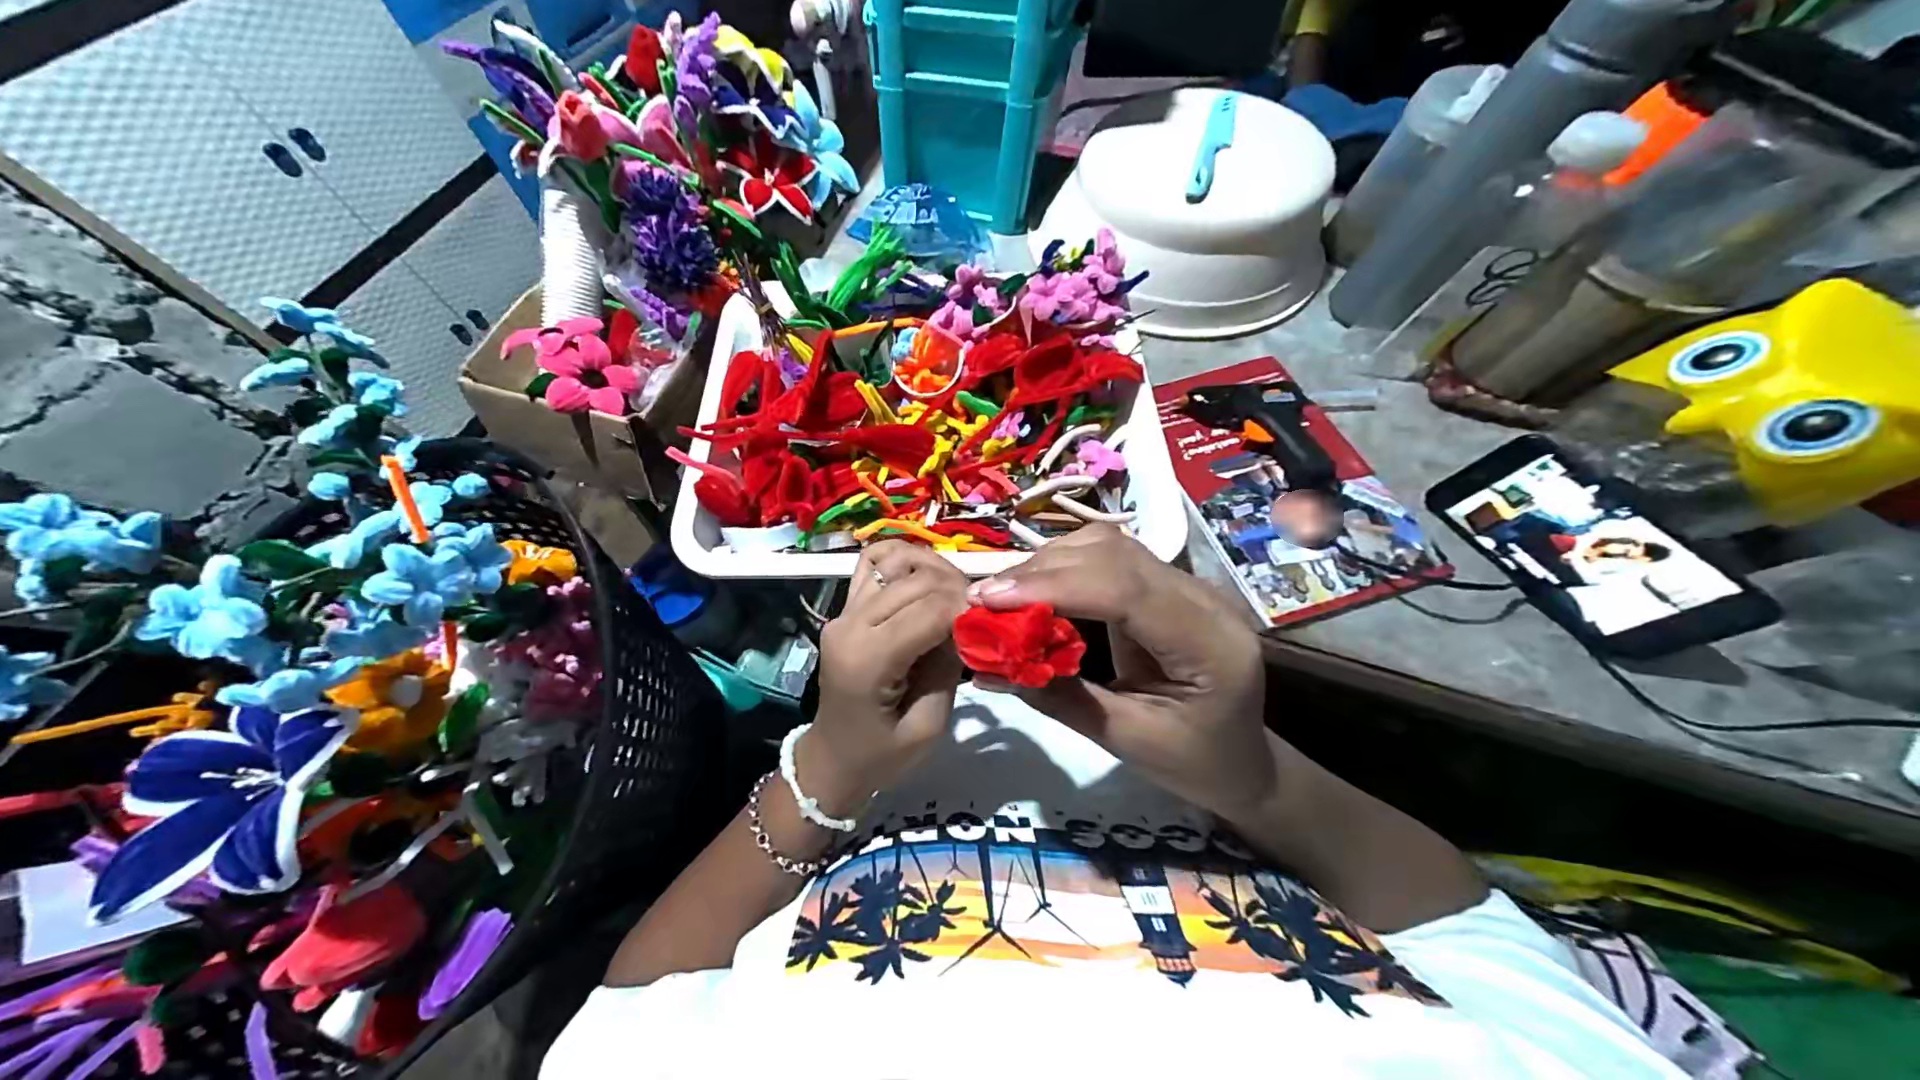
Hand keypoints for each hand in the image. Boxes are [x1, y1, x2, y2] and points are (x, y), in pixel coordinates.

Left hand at [804, 542, 968, 815]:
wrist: (833, 758)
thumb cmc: (881, 755)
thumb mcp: (928, 726)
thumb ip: (948, 668)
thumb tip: (967, 622)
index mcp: (868, 658)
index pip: (930, 609)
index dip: (967, 609)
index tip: (991, 624)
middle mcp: (850, 624)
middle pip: (918, 580)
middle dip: (957, 590)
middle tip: (978, 615)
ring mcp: (844, 611)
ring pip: (898, 561)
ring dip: (935, 571)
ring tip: (954, 597)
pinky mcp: (844, 607)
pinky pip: (874, 562)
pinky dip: (903, 558)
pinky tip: (923, 576)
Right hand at [967, 526, 1272, 819]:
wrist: (1242, 760)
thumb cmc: (1194, 762)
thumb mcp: (1126, 740)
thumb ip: (1060, 698)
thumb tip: (989, 667)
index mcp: (1209, 642)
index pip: (1126, 590)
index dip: (1055, 586)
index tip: (991, 600)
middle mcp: (1202, 598)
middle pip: (1115, 556)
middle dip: (1042, 571)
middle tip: (982, 600)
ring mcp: (1186, 585)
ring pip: (1109, 546)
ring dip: (1049, 564)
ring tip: (1002, 597)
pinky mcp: (1164, 586)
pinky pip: (1109, 560)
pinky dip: (1063, 569)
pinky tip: (1034, 592)